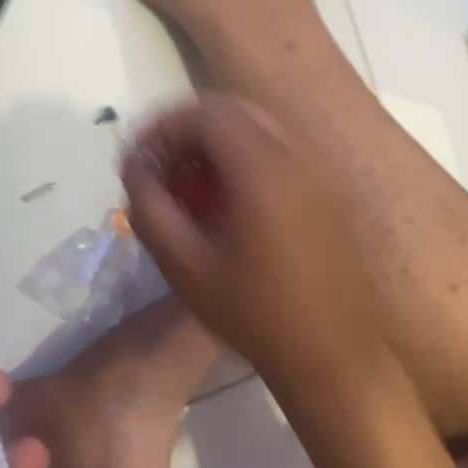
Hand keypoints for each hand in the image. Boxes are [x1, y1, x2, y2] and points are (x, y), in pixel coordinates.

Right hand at [121, 95, 389, 383]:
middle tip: (159, 175)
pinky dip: (244, 164)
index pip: (204, 113)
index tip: (136, 161)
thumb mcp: (185, 267)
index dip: (162, 128)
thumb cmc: (254, 315)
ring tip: (188, 195)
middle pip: (233, 114)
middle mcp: (298, 156)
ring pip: (259, 132)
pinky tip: (226, 211)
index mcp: (262, 168)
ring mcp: (320, 173)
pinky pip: (280, 156)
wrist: (333, 354)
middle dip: (187, 136)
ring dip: (216, 150)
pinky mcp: (329, 194)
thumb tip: (133, 169)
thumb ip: (150, 209)